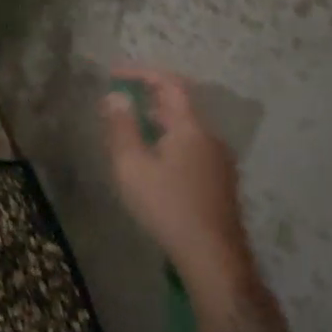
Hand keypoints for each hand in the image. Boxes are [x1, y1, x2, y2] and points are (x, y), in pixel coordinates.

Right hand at [101, 67, 250, 290]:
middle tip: (117, 100)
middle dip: (147, 96)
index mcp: (191, 128)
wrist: (213, 258)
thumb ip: (121, 127)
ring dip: (157, 119)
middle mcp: (210, 138)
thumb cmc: (167, 206)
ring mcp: (219, 161)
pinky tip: (151, 158)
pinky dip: (168, 138)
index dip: (141, 73)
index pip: (170, 84)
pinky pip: (191, 146)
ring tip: (128, 127)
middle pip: (180, 104)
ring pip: (186, 127)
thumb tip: (115, 96)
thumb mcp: (131, 164)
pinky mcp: (219, 182)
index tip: (112, 74)